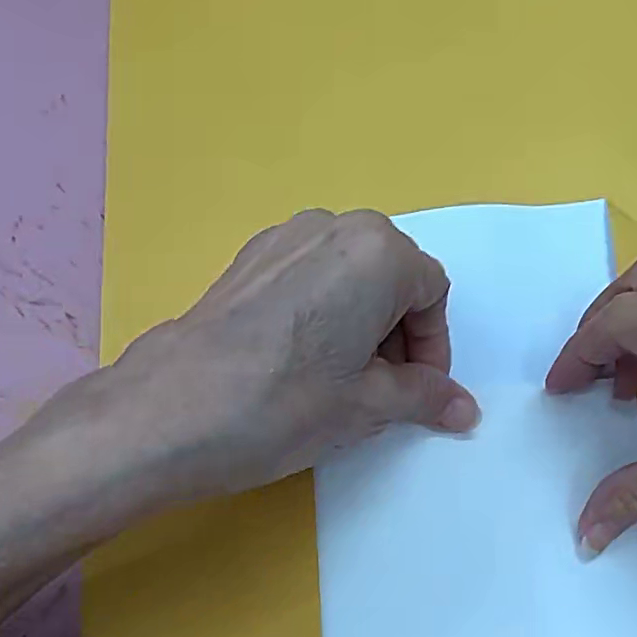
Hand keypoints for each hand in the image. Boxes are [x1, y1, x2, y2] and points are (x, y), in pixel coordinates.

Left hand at [31, 209, 479, 505]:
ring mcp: (281, 237)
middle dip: (399, 335)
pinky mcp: (246, 260)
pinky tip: (299, 361)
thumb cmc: (286, 405)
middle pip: (392, 279)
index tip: (418, 393)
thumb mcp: (369, 405)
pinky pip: (308, 279)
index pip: (432, 294)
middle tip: (382, 389)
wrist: (170, 412)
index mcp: (376, 250)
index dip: (433, 349)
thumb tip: (467, 410)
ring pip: (349, 278)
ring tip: (340, 379)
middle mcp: (332, 225)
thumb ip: (426, 397)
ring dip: (362, 325)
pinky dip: (323, 314)